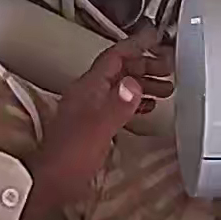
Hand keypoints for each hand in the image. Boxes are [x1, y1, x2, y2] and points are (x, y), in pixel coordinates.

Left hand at [23, 28, 173, 218]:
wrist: (51, 183)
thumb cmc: (72, 156)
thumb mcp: (99, 129)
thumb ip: (118, 105)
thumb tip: (135, 83)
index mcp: (89, 87)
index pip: (114, 57)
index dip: (135, 45)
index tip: (156, 37)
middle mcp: (89, 93)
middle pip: (119, 69)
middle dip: (145, 64)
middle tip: (169, 67)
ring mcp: (90, 108)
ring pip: (121, 86)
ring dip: (143, 83)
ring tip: (167, 87)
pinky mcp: (94, 124)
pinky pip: (118, 104)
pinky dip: (135, 101)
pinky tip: (148, 108)